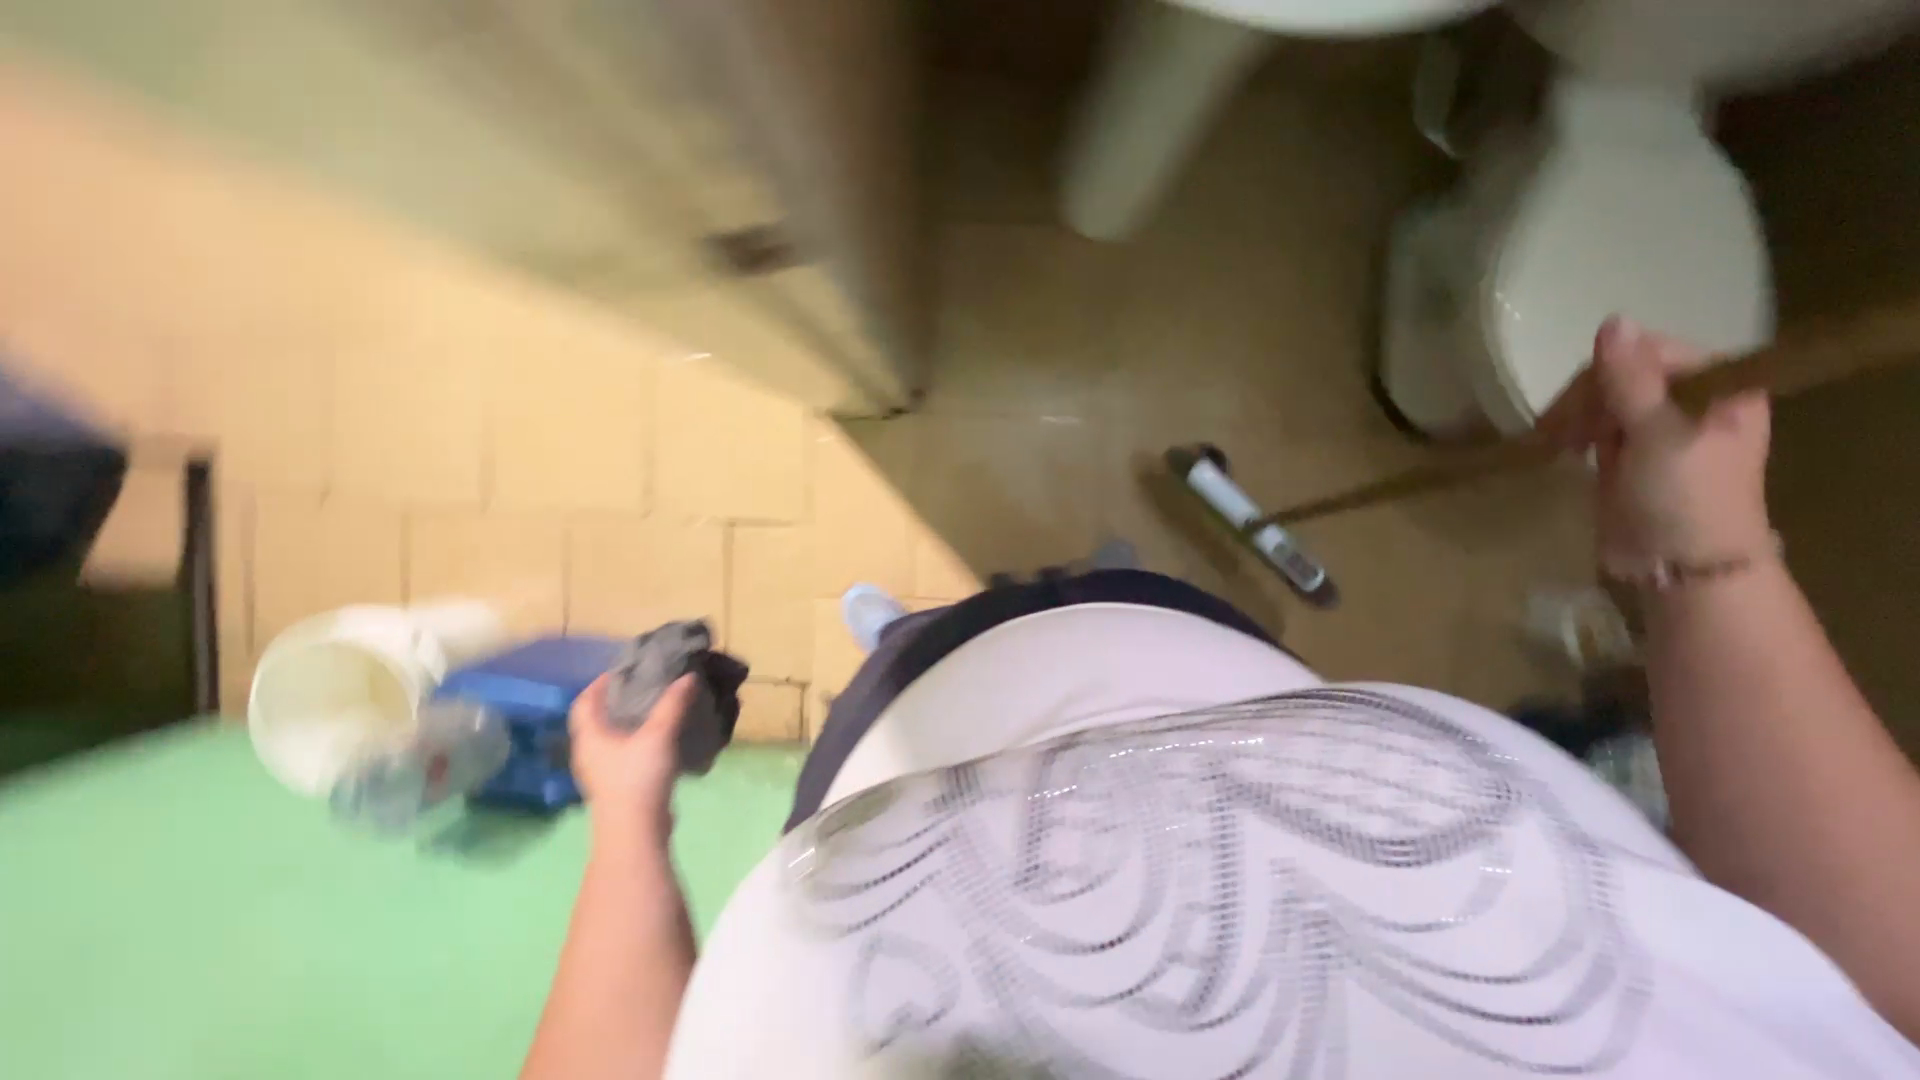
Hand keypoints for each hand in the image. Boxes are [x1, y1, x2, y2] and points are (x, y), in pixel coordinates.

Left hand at [569, 673, 693, 844]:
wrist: (635, 831)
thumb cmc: (638, 777)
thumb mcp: (658, 735)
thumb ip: (672, 704)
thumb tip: (687, 676)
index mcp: (589, 737)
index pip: (584, 702)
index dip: (598, 684)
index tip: (621, 672)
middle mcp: (588, 753)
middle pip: (595, 720)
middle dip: (614, 702)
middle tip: (640, 688)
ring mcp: (599, 773)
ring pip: (608, 739)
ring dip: (624, 724)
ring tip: (651, 711)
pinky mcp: (614, 787)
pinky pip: (620, 756)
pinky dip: (633, 743)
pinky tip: (655, 741)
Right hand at [1544, 316, 1772, 568]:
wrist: (1678, 567)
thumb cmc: (1683, 498)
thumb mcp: (1658, 434)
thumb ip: (1631, 379)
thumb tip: (1611, 322)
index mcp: (1719, 388)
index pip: (1654, 351)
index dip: (1613, 370)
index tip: (1584, 403)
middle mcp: (1691, 401)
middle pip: (1624, 371)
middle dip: (1589, 396)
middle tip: (1565, 430)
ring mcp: (1657, 428)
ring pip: (1603, 397)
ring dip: (1576, 415)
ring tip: (1561, 442)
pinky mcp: (1627, 454)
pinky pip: (1595, 424)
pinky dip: (1574, 431)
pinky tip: (1563, 447)